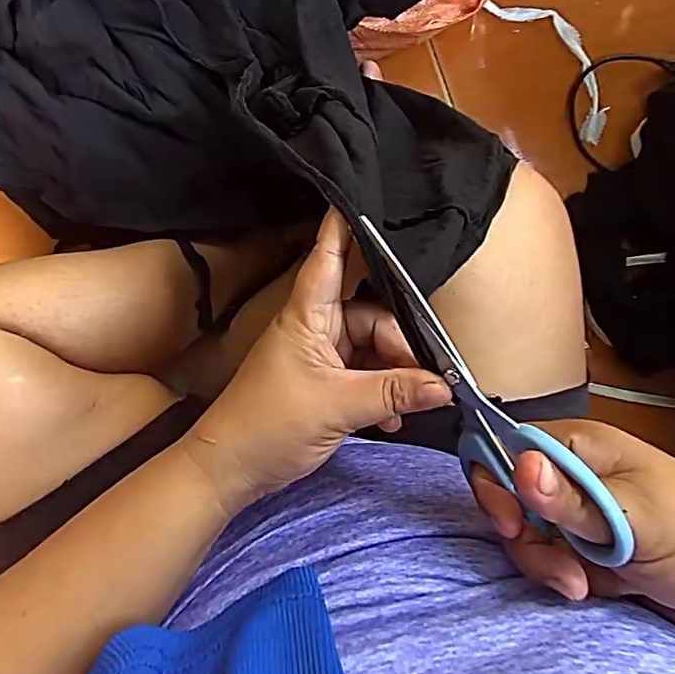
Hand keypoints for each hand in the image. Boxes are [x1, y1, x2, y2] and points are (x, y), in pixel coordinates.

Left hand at [183, 209, 452, 510]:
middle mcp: (315, 328)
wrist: (230, 472)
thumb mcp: (337, 407)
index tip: (362, 202)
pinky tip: (394, 416)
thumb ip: (394, 393)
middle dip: (399, 340)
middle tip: (426, 371)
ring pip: (373, 346)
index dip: (345, 230)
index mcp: (307, 317)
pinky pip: (366, 372)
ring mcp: (321, 356)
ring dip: (395, 373)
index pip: (329, 259)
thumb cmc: (268, 426)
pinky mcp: (325, 382)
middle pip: (370, 313)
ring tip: (410, 401)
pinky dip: (384, 391)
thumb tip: (444, 388)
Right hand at [470, 419, 674, 644]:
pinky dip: (563, 578)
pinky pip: (554, 560)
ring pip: (531, 534)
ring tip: (582, 584)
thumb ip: (574, 498)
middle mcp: (580, 474)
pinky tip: (593, 590)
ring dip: (546, 563)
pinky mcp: (594, 550)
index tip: (512, 522)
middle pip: (515, 495)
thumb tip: (519, 464)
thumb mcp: (639, 520)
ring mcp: (587, 514)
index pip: (512, 445)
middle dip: (527, 534)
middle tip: (559, 563)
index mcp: (586, 446)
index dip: (499, 480)